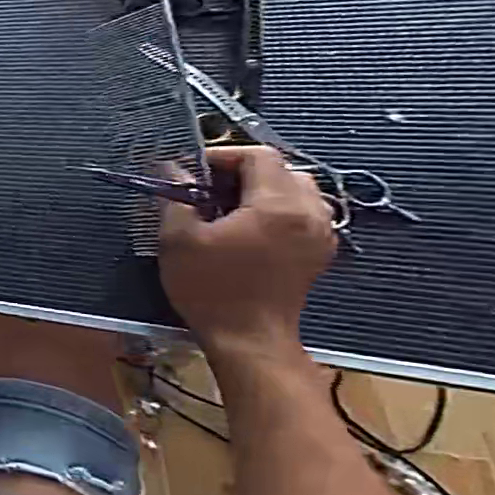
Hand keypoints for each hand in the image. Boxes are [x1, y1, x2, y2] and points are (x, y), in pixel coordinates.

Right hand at [159, 146, 336, 355]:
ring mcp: (321, 234)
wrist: (247, 338)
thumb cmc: (209, 287)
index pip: (259, 156)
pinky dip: (276, 209)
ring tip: (227, 207)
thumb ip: (176, 197)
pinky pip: (304, 213)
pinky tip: (247, 227)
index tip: (192, 172)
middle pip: (283, 170)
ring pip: (298, 190)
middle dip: (243, 172)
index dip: (222, 156)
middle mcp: (310, 214)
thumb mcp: (177, 239)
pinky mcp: (319, 252)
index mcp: (277, 206)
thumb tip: (172, 170)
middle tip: (207, 189)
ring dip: (262, 189)